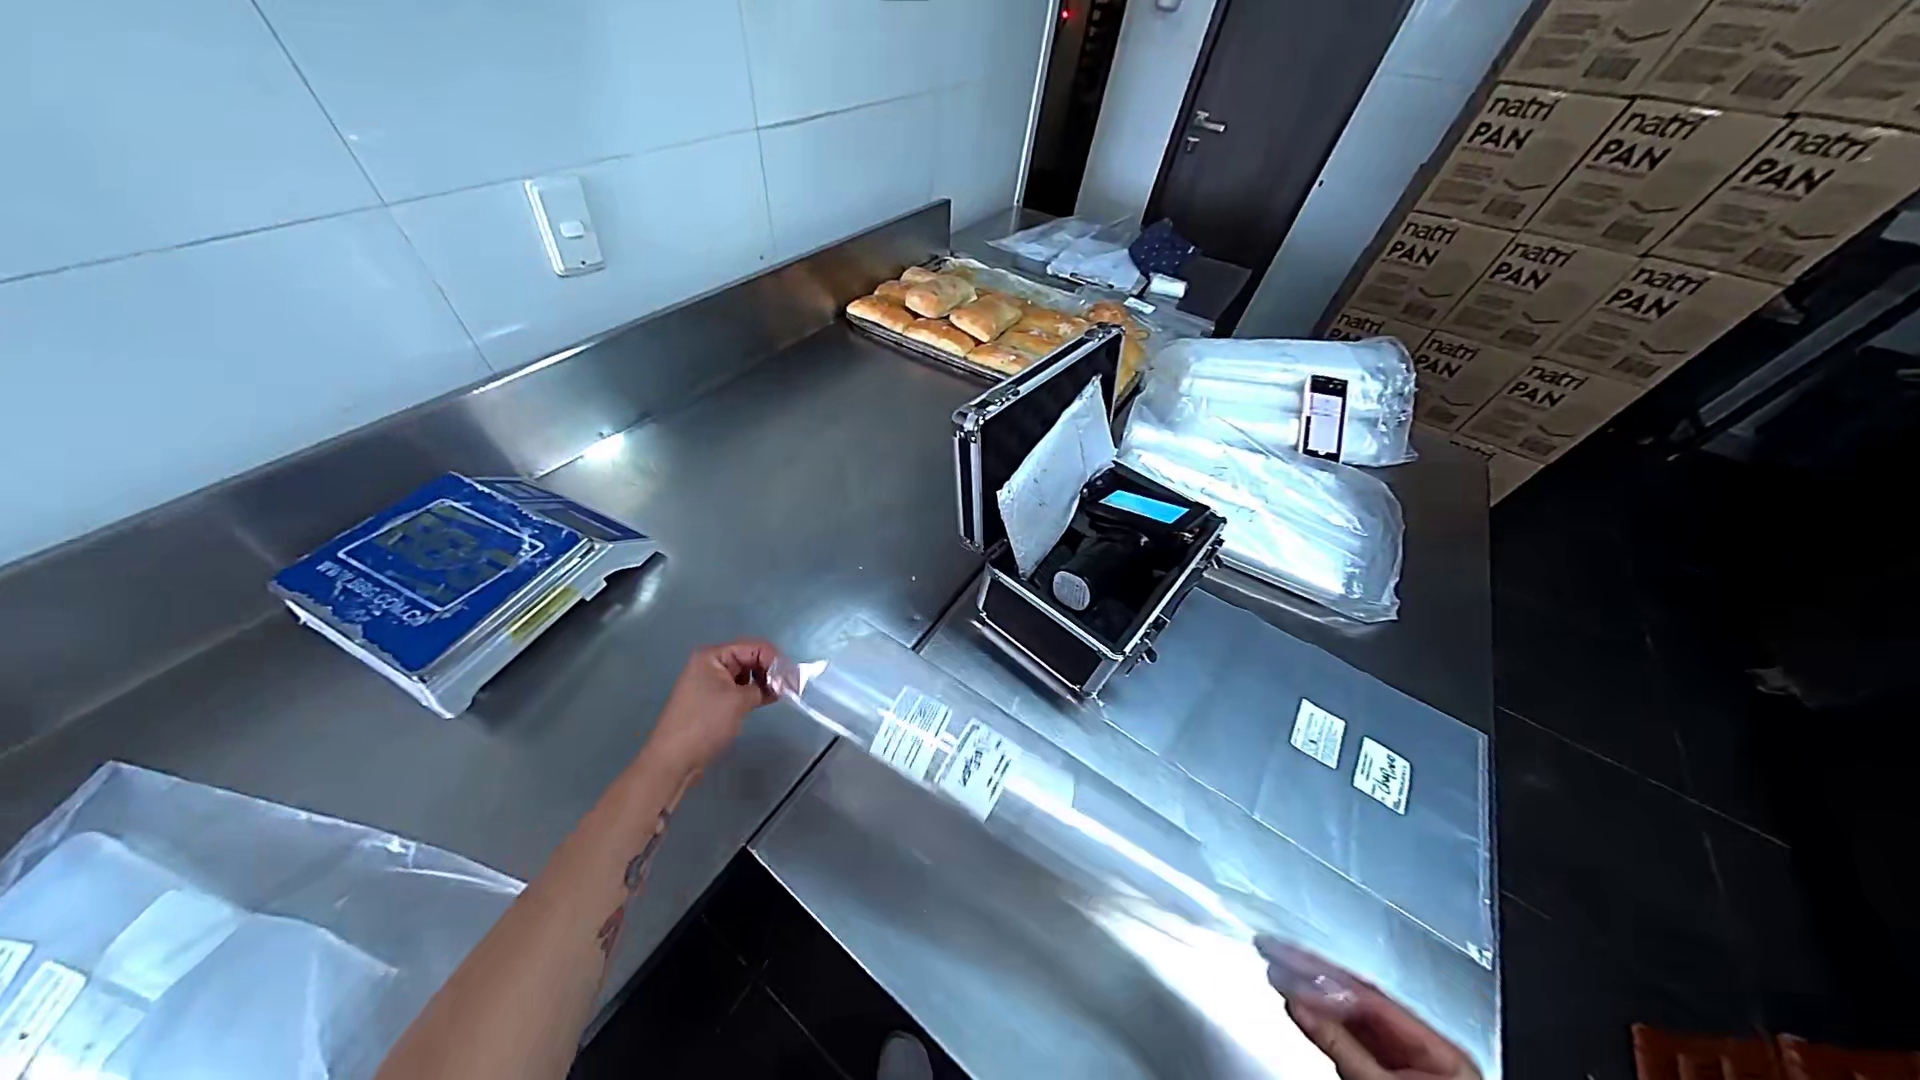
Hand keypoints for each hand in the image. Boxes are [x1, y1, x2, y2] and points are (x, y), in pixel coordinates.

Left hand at [642, 640, 780, 776]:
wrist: (674, 759)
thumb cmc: (705, 724)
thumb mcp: (738, 700)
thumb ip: (763, 687)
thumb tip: (779, 685)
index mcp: (712, 656)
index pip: (753, 647)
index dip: (775, 660)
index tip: (792, 678)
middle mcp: (710, 664)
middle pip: (750, 658)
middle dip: (771, 669)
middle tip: (792, 686)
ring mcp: (711, 683)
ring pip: (746, 674)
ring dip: (765, 681)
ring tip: (783, 693)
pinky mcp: (713, 700)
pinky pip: (739, 688)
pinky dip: (755, 691)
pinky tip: (771, 698)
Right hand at [1257, 938, 1479, 1079]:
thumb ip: (1340, 1047)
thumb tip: (1299, 1002)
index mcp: (1443, 1053)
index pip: (1372, 996)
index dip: (1326, 976)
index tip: (1287, 959)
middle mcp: (1427, 1053)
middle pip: (1362, 1001)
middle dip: (1316, 978)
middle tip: (1275, 953)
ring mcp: (1408, 1066)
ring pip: (1354, 1018)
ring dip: (1315, 997)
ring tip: (1280, 974)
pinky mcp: (1389, 1078)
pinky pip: (1352, 1039)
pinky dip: (1324, 1022)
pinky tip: (1301, 1006)